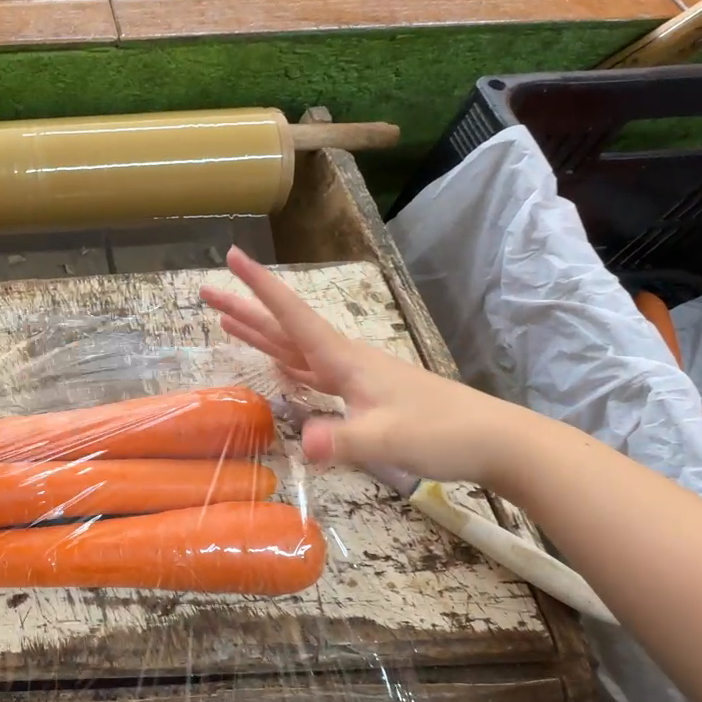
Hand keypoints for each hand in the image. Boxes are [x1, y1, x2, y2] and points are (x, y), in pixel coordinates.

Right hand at [199, 247, 541, 490]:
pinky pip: (310, 370)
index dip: (260, 286)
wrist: (496, 442)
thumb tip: (304, 444)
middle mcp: (344, 360)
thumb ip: (345, 440)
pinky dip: (285, 361)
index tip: (232, 256)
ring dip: (259, 332)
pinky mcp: (361, 395)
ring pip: (294, 347)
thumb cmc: (443, 433)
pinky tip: (276, 360)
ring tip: (226, 320)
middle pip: (284, 328)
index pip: (292, 316)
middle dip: (244, 308)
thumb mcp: (389, 440)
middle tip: (206, 290)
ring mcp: (353, 376)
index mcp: (344, 360)